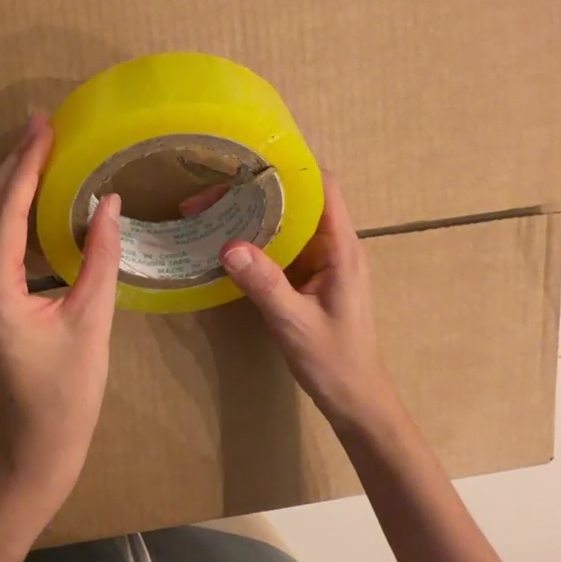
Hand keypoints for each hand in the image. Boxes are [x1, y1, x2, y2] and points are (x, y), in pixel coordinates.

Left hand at [0, 113, 121, 509]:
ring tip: (36, 148)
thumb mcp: (92, 322)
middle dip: (13, 165)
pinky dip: (5, 212)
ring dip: (7, 185)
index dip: (26, 166)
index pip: (6, 213)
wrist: (35, 443)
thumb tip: (108, 202)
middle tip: (40, 126)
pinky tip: (28, 194)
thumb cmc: (70, 393)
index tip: (43, 128)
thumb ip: (100, 258)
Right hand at [218, 175, 396, 426]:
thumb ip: (264, 283)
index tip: (246, 160)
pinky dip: (250, 239)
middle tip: (205, 196)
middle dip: (251, 192)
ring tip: (204, 214)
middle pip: (295, 201)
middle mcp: (332, 247)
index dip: (291, 167)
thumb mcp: (295, 323)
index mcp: (340, 249)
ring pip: (283, 223)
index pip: (323, 187)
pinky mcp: (306, 279)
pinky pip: (278, 247)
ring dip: (247, 215)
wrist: (356, 401)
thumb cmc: (335, 361)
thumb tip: (227, 245)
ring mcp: (319, 263)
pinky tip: (221, 244)